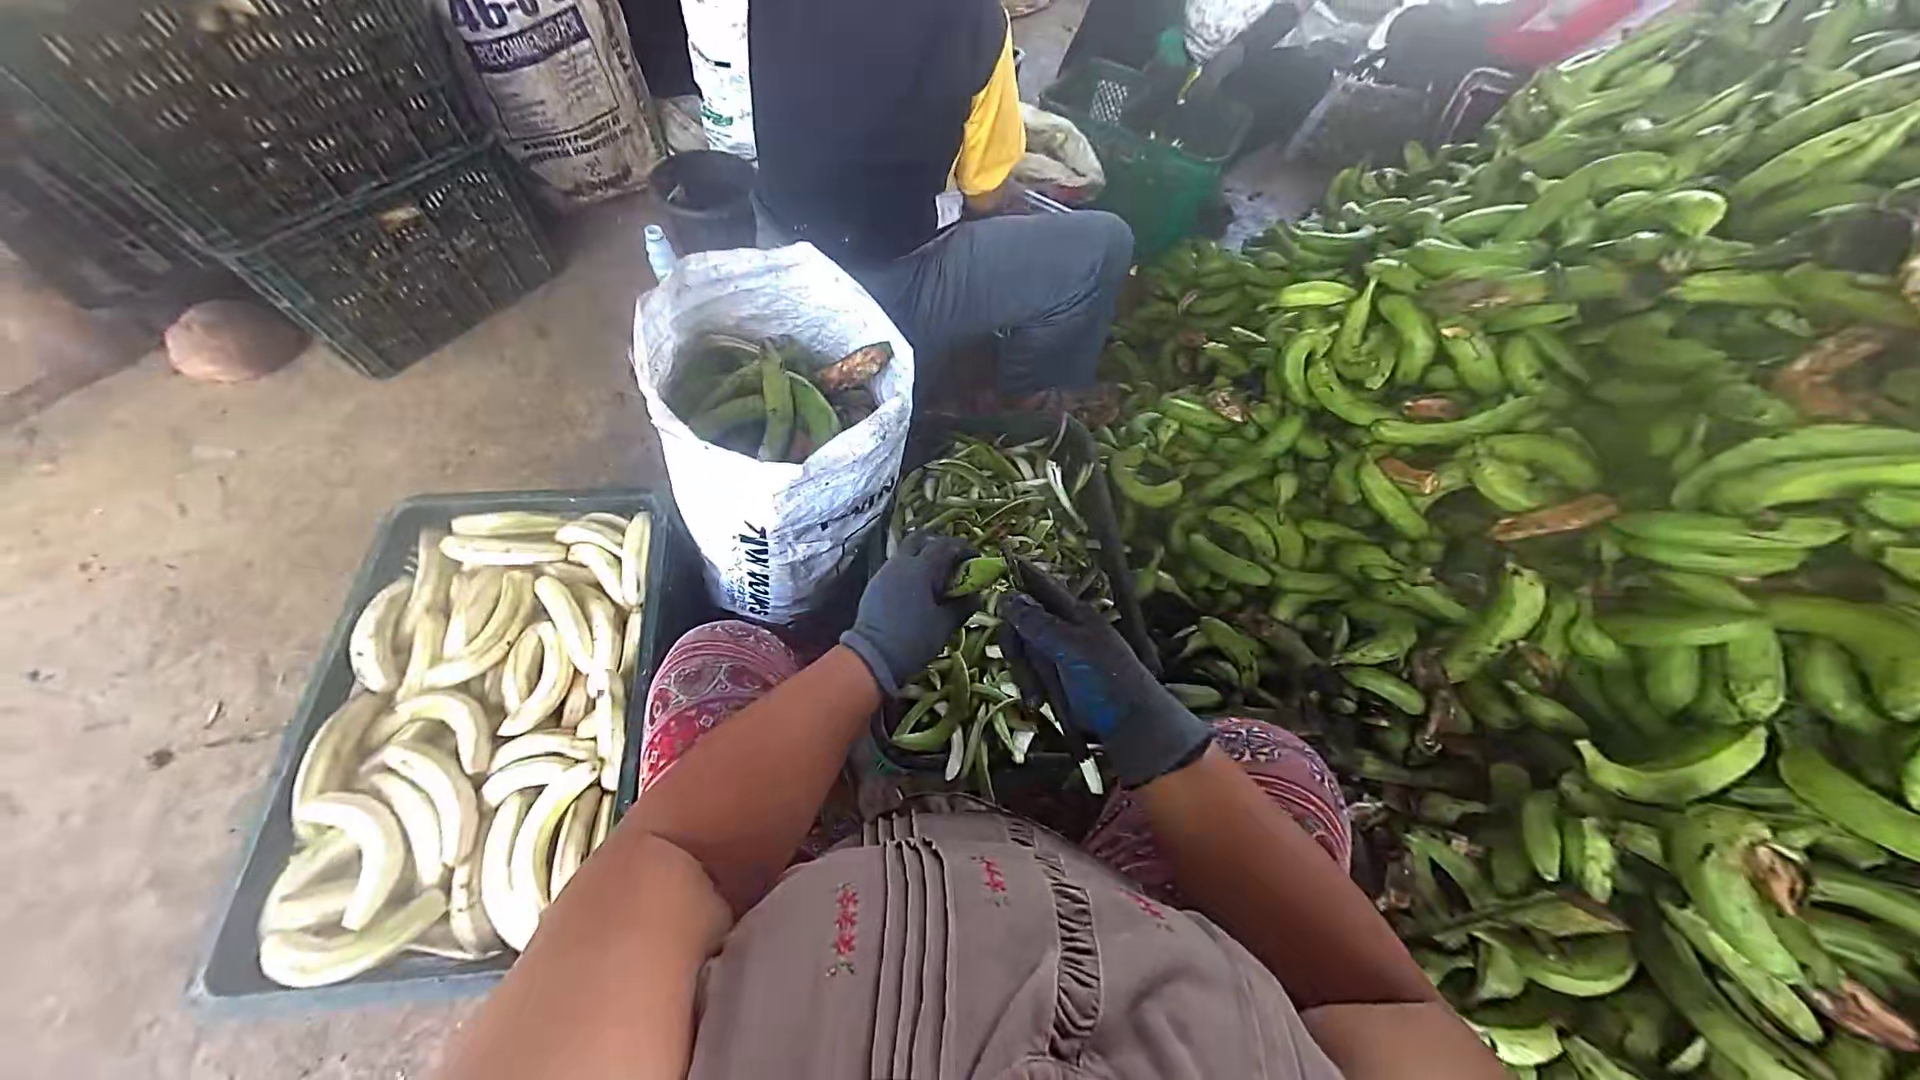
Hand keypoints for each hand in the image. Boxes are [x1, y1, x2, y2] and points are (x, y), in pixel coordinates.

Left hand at [840, 534, 976, 694]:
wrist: (872, 656)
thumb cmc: (913, 639)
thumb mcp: (945, 625)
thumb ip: (963, 606)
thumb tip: (978, 595)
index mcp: (920, 569)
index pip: (944, 546)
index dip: (961, 547)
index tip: (974, 555)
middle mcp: (900, 563)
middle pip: (920, 540)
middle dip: (938, 543)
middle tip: (953, 557)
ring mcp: (884, 572)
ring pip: (906, 552)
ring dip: (923, 556)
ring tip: (936, 574)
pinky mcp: (875, 584)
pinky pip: (896, 566)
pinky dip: (910, 568)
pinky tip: (917, 586)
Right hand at [998, 561, 1211, 786]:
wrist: (1128, 724)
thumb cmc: (1107, 679)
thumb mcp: (1071, 647)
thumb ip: (1038, 624)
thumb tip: (1007, 596)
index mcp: (1072, 613)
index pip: (1039, 588)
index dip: (1018, 583)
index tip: (998, 589)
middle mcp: (1060, 630)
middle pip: (1021, 624)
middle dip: (1017, 646)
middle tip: (1018, 661)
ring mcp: (1055, 656)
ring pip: (1021, 652)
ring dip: (1024, 673)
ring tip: (1037, 696)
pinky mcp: (1051, 680)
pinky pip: (1027, 674)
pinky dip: (1028, 687)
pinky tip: (1038, 702)